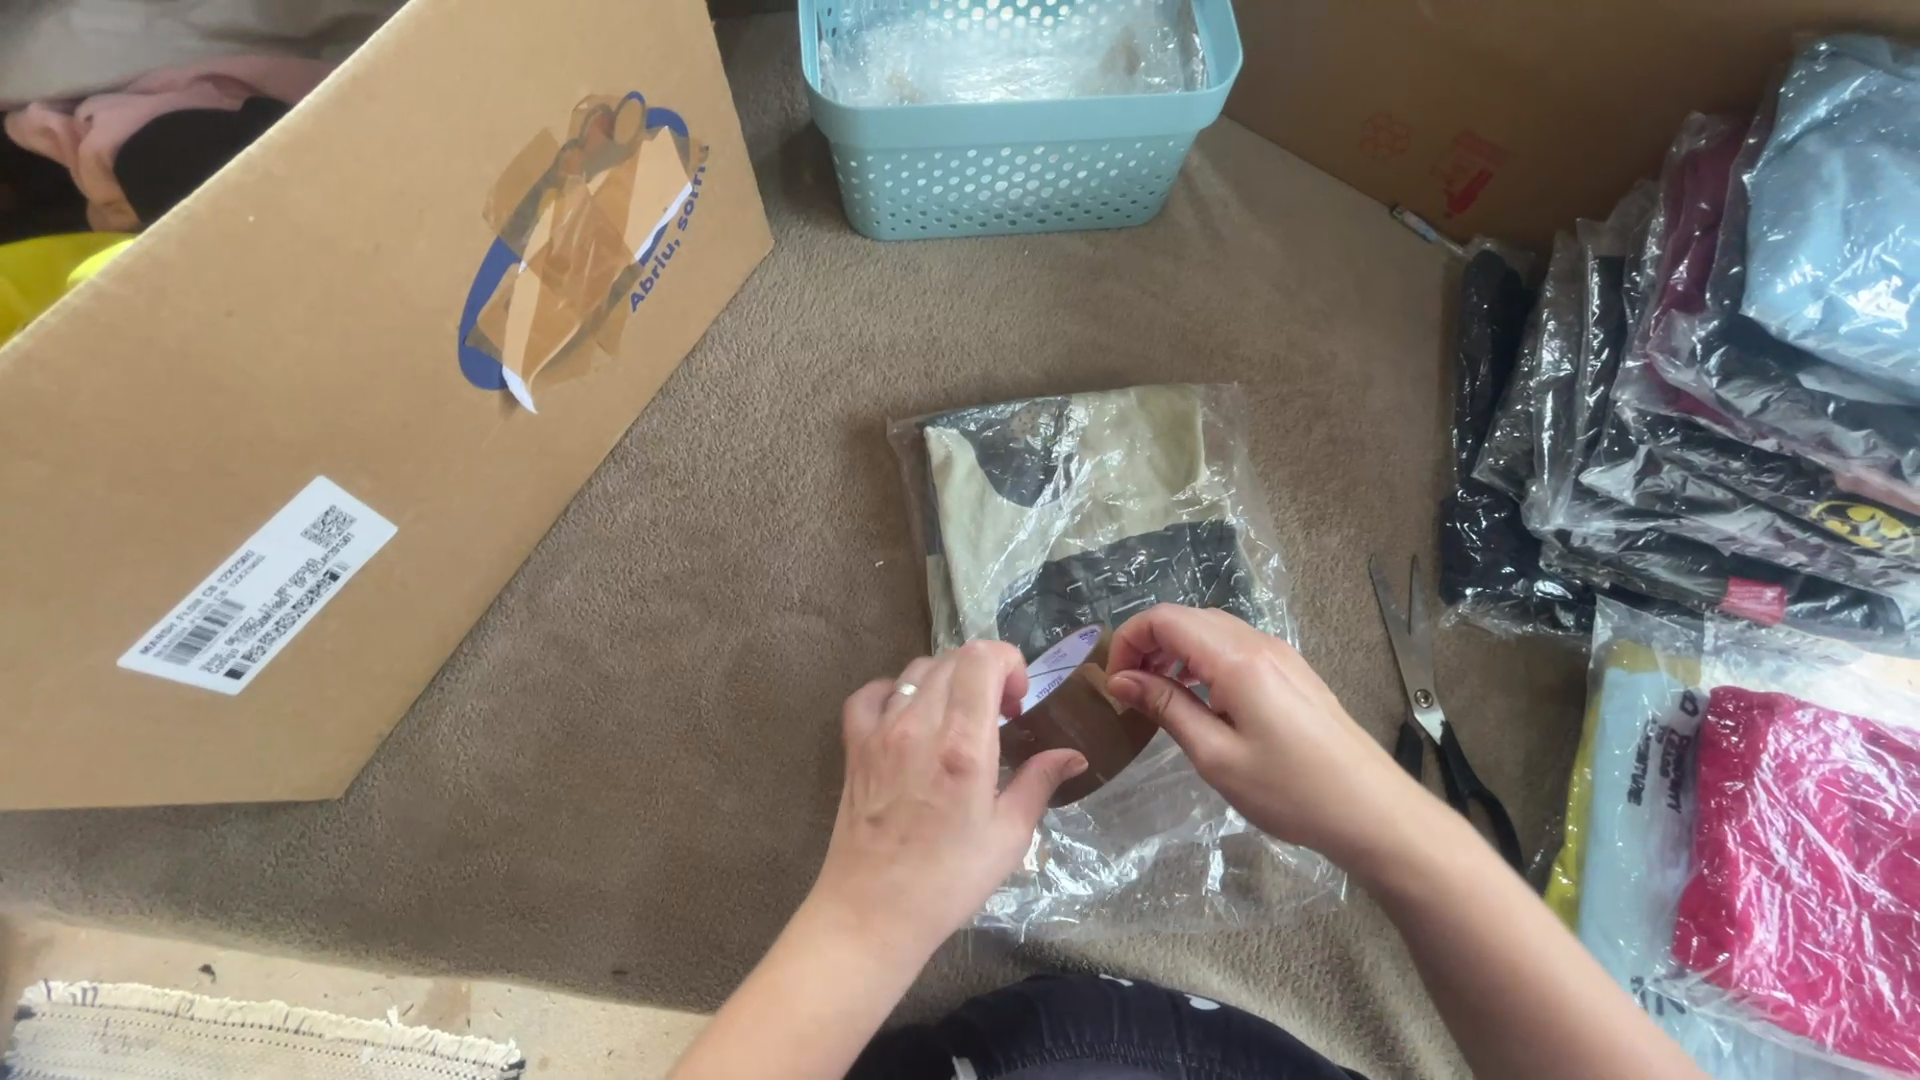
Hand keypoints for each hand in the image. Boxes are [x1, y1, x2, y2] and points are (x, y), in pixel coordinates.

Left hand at [805, 641, 1088, 959]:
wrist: (871, 913)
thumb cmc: (948, 881)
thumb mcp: (1008, 836)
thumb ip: (1039, 782)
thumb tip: (1073, 754)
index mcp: (964, 746)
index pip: (982, 660)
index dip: (1009, 663)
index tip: (1018, 700)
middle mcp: (920, 726)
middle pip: (953, 658)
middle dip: (985, 672)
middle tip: (998, 713)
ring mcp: (881, 732)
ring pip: (917, 670)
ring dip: (947, 680)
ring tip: (959, 716)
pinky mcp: (855, 745)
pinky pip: (872, 693)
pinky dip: (896, 691)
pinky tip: (910, 715)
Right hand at [1103, 605, 1429, 871]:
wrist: (1375, 813)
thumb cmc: (1290, 791)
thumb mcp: (1215, 755)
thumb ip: (1166, 707)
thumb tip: (1121, 680)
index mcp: (1236, 658)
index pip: (1164, 618)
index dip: (1129, 641)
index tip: (1114, 683)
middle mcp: (1258, 643)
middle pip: (1186, 617)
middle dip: (1147, 644)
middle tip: (1130, 690)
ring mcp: (1280, 654)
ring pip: (1210, 629)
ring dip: (1174, 651)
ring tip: (1159, 694)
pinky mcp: (1292, 671)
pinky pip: (1234, 646)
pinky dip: (1202, 659)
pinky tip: (1201, 698)